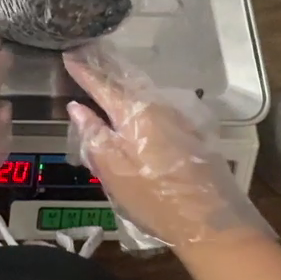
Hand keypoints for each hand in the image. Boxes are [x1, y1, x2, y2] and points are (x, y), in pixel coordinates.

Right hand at [63, 41, 270, 247]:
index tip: (68, 55)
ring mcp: (178, 119)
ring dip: (122, 84)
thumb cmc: (155, 198)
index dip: (84, 71)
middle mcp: (158, 107)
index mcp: (135, 113)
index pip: (103, 85)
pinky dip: (138, 100)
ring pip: (143, 93)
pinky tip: (133, 105)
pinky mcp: (190, 133)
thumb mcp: (114, 170)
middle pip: (126, 82)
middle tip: (85, 57)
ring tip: (105, 77)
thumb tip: (77, 107)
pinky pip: (156, 106)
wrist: (212, 224)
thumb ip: (93, 135)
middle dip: (105, 70)